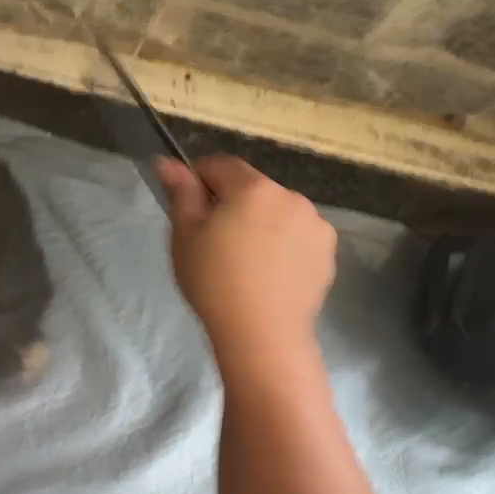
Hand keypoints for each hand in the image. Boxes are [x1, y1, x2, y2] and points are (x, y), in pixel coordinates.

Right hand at [157, 156, 336, 351]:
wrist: (262, 332)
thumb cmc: (213, 280)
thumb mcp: (184, 235)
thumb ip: (181, 193)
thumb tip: (168, 161)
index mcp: (252, 189)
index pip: (220, 165)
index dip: (198, 178)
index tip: (186, 206)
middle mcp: (290, 196)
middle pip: (251, 188)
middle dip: (231, 204)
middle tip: (210, 239)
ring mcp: (315, 223)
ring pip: (276, 211)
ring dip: (258, 222)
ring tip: (241, 259)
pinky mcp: (327, 250)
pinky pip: (296, 234)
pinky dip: (280, 243)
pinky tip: (265, 272)